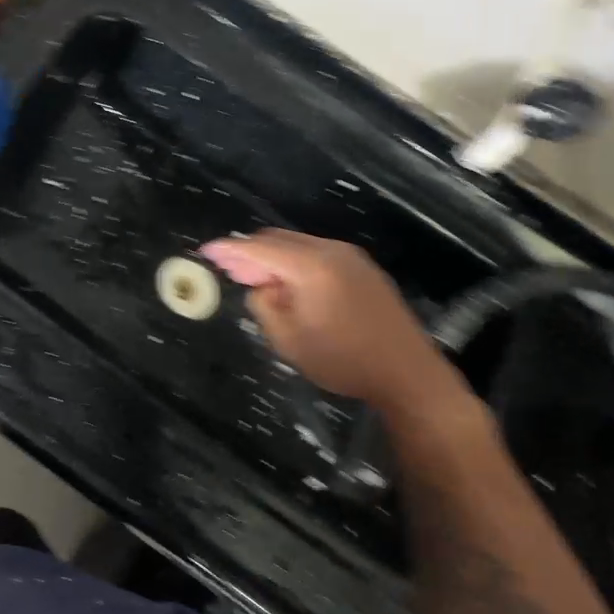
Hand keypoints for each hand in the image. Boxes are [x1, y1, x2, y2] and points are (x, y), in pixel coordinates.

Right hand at [200, 228, 460, 414]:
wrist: (408, 374)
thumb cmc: (344, 361)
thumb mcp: (289, 340)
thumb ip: (264, 306)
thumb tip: (260, 287)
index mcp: (309, 266)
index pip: (257, 248)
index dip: (228, 249)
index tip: (206, 251)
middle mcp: (330, 251)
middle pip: (277, 239)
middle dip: (249, 252)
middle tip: (228, 270)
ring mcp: (350, 257)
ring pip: (297, 245)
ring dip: (273, 257)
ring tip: (256, 279)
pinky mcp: (363, 268)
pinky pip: (316, 253)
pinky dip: (295, 262)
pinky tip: (289, 284)